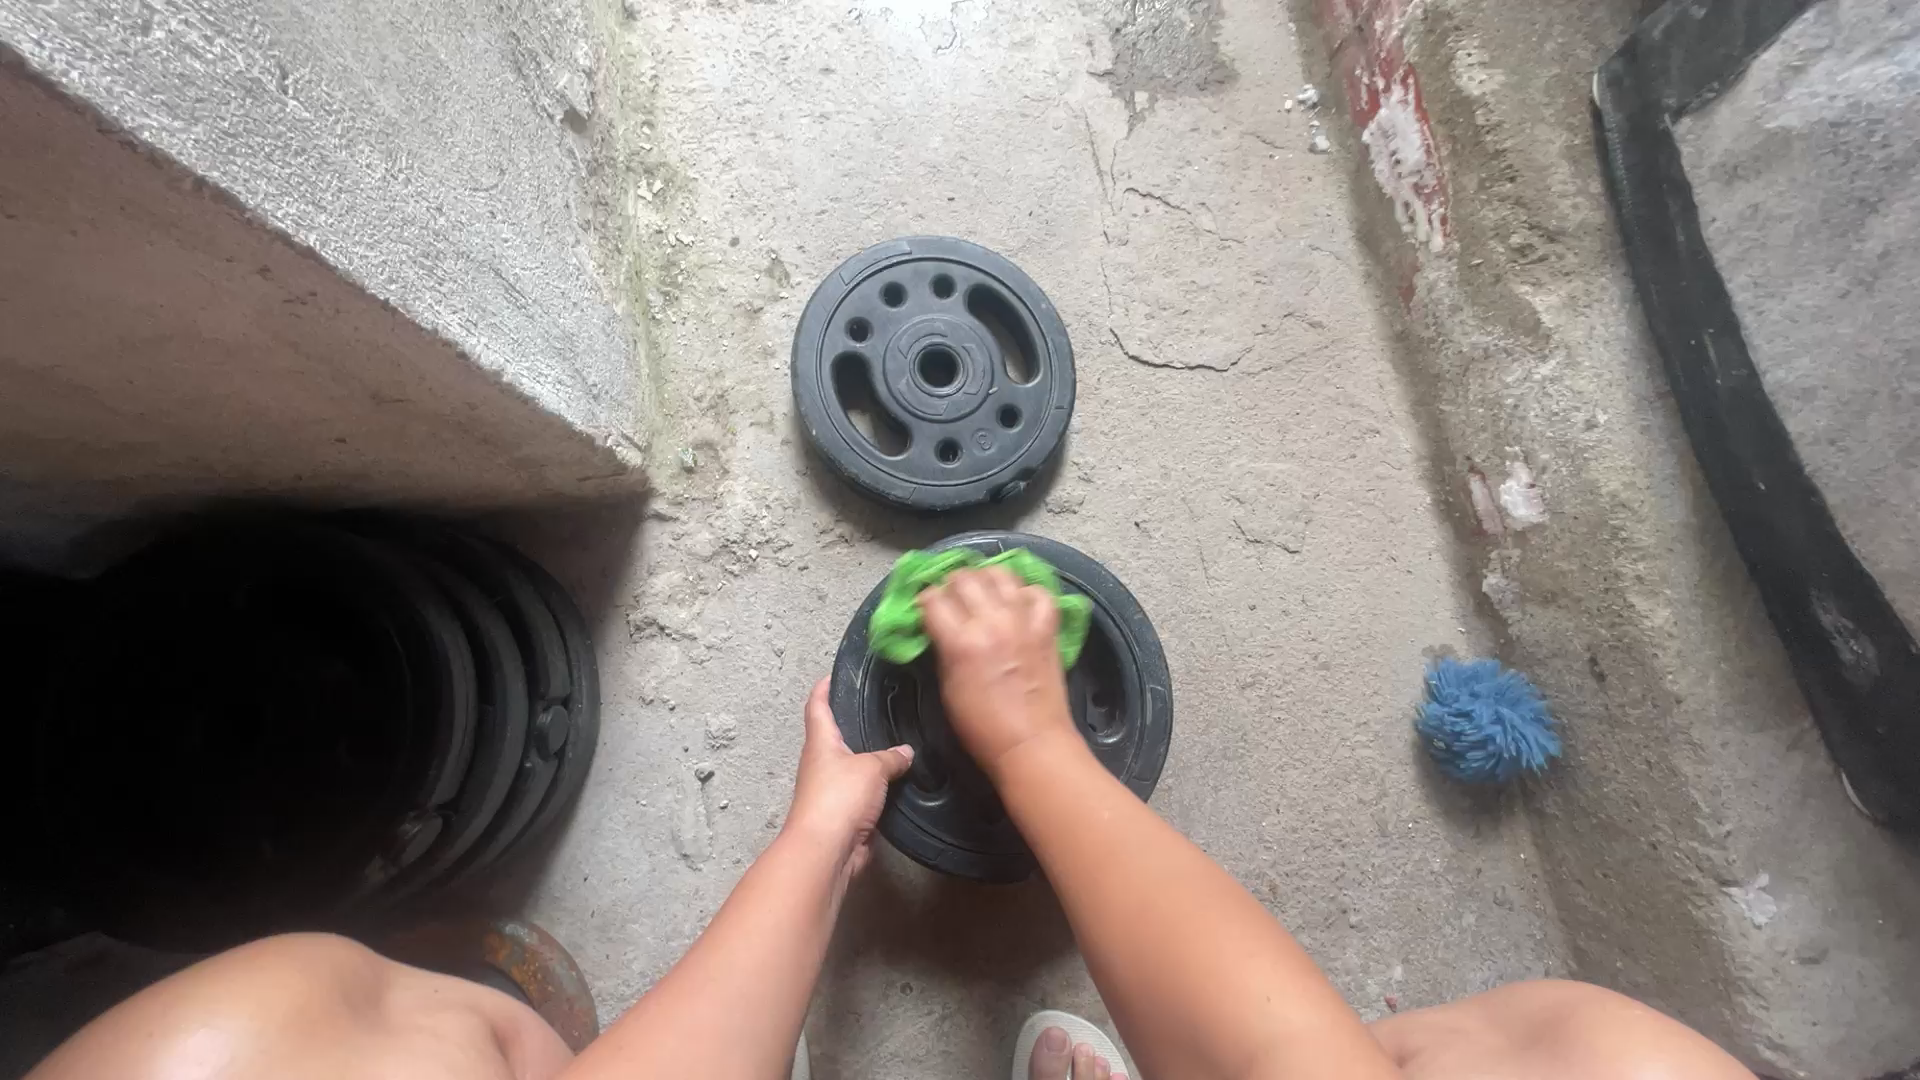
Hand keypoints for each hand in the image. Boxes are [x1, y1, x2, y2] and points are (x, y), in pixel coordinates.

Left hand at [784, 679, 913, 880]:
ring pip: (855, 765)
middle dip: (856, 721)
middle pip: (837, 734)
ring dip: (872, 756)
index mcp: (821, 742)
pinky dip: (881, 785)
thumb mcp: (871, 767)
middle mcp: (823, 762)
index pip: (817, 706)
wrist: (828, 850)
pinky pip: (867, 791)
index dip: (824, 688)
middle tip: (884, 705)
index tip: (834, 673)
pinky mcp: (847, 813)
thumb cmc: (839, 797)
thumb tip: (906, 752)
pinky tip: (902, 779)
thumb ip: (891, 757)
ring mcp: (833, 789)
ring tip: (901, 739)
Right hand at [918, 566, 1083, 778]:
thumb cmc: (982, 728)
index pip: (933, 599)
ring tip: (982, 591)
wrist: (1032, 744)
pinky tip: (1017, 602)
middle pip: (964, 578)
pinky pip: (1038, 592)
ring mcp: (1022, 621)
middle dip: (951, 585)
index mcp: (961, 642)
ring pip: (1000, 574)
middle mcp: (991, 622)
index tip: (925, 608)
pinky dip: (1025, 592)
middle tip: (951, 598)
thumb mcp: (947, 688)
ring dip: (985, 578)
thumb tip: (940, 629)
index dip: (924, 600)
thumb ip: (943, 650)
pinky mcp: (1046, 627)